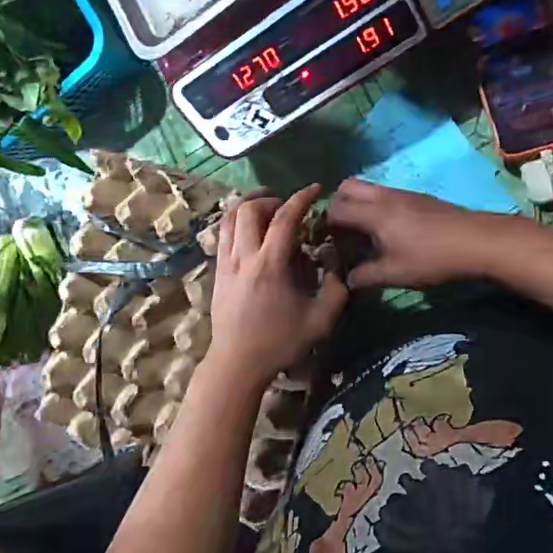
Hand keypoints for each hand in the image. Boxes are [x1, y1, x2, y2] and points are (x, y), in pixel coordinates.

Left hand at [205, 185, 346, 388]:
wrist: (237, 364)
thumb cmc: (279, 343)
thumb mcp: (320, 321)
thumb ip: (336, 289)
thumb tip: (335, 263)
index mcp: (269, 265)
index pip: (284, 218)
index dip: (301, 198)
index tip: (315, 189)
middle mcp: (243, 257)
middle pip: (249, 209)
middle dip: (271, 199)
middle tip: (288, 206)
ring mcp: (225, 263)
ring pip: (229, 218)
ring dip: (249, 206)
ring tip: (267, 210)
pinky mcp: (217, 272)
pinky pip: (222, 235)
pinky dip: (237, 223)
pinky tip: (251, 232)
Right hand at [326, 179, 507, 288]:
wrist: (477, 240)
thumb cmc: (432, 258)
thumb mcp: (394, 274)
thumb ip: (365, 276)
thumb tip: (346, 280)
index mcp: (372, 212)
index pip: (334, 208)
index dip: (324, 225)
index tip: (324, 243)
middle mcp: (383, 196)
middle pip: (346, 187)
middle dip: (337, 205)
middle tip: (342, 232)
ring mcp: (401, 193)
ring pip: (367, 188)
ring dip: (357, 205)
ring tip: (363, 233)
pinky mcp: (417, 196)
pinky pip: (383, 194)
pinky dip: (375, 206)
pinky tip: (387, 231)